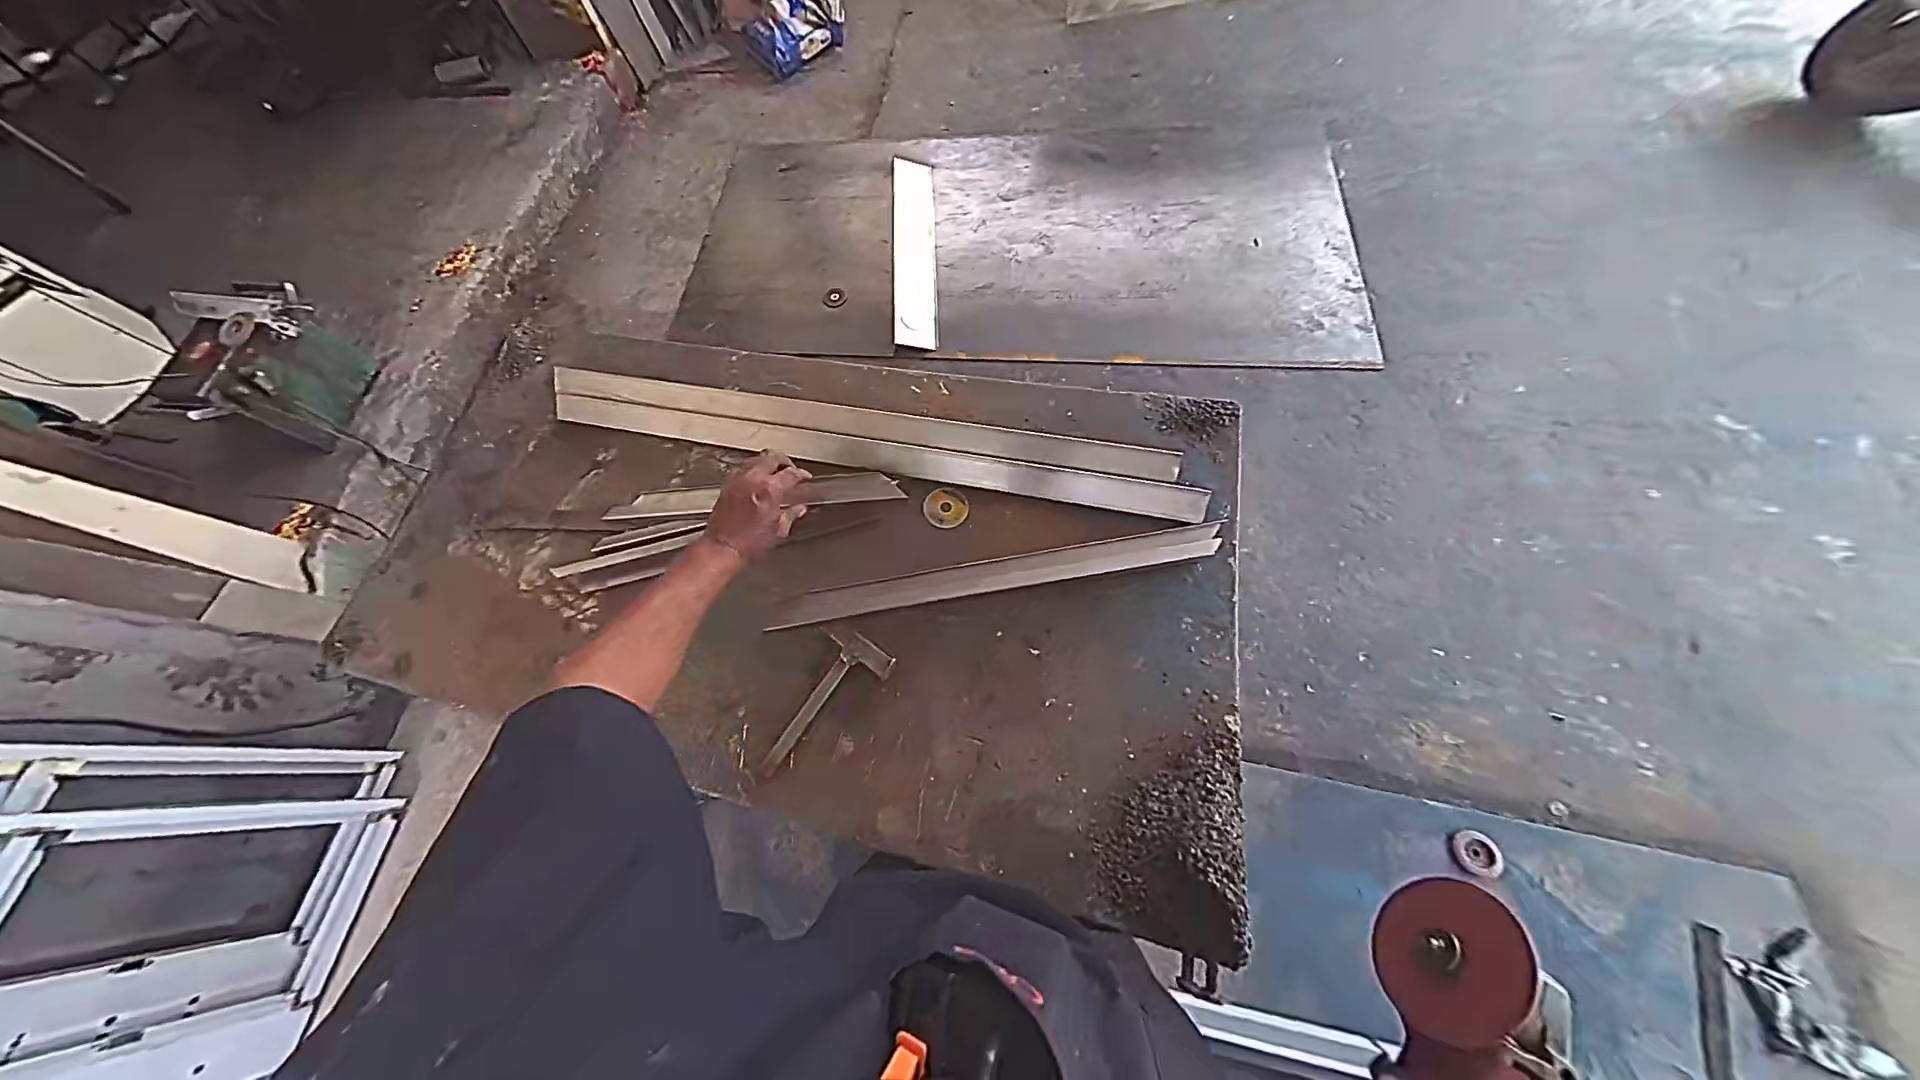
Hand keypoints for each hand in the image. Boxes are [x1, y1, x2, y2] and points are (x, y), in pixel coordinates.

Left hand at [699, 451, 811, 562]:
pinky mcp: (727, 486)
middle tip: (791, 471)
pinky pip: (742, 469)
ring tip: (774, 474)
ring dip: (767, 464)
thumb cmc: (747, 545)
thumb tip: (798, 509)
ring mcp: (737, 481)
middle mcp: (752, 480)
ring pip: (756, 459)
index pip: (791, 473)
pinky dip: (753, 470)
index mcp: (769, 490)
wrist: (723, 550)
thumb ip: (791, 515)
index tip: (805, 478)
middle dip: (784, 462)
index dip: (802, 474)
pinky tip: (756, 481)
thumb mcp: (779, 531)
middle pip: (772, 457)